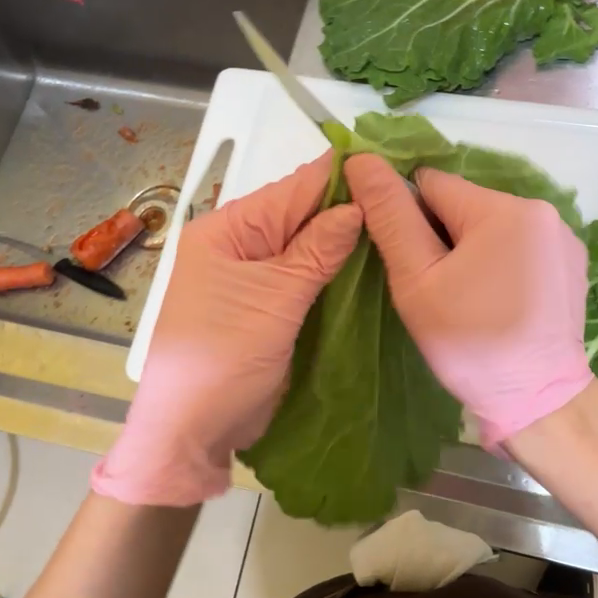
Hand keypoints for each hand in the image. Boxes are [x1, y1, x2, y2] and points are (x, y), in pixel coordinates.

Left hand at [93, 156, 363, 505]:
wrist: (192, 434)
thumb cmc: (223, 360)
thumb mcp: (275, 300)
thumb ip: (317, 250)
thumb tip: (358, 205)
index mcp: (226, 230)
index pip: (293, 189)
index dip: (340, 176)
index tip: (390, 163)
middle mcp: (237, 245)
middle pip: (300, 214)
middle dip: (347, 206)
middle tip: (405, 197)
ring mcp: (252, 277)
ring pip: (305, 246)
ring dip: (344, 240)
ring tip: (397, 225)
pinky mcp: (266, 306)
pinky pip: (304, 276)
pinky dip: (332, 270)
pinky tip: (369, 263)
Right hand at [343, 155, 593, 450]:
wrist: (539, 401)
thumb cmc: (471, 343)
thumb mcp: (418, 281)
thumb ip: (391, 216)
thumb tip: (362, 159)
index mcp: (503, 208)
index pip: (432, 184)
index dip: (408, 216)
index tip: (407, 260)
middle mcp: (541, 210)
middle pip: (465, 204)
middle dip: (442, 235)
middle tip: (434, 287)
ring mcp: (563, 237)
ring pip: (493, 226)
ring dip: (472, 249)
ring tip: (467, 298)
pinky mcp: (573, 263)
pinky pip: (521, 246)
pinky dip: (502, 263)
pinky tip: (498, 301)